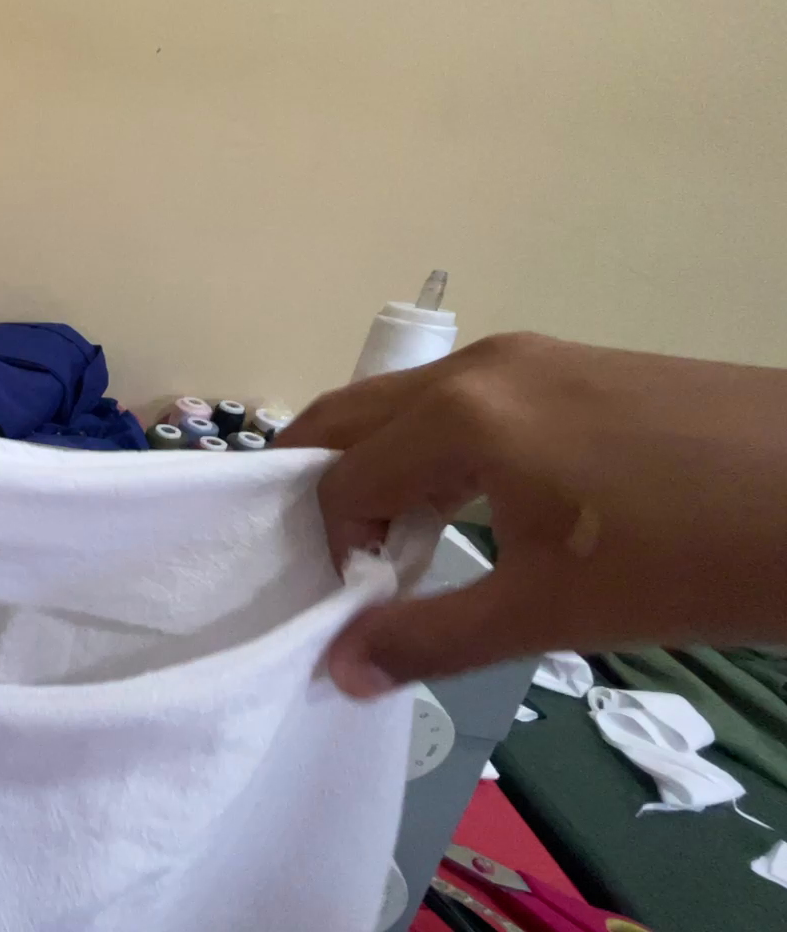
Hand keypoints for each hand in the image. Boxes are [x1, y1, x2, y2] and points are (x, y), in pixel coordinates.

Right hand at [279, 333, 786, 697]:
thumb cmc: (711, 556)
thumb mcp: (561, 612)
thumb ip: (431, 638)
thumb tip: (337, 672)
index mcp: (459, 417)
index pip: (343, 480)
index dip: (338, 542)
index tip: (372, 592)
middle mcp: (470, 370)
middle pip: (341, 417)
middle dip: (317, 480)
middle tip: (338, 546)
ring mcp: (519, 356)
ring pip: (393, 404)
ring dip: (374, 463)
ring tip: (408, 527)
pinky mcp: (563, 361)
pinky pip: (451, 398)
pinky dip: (426, 445)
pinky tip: (475, 494)